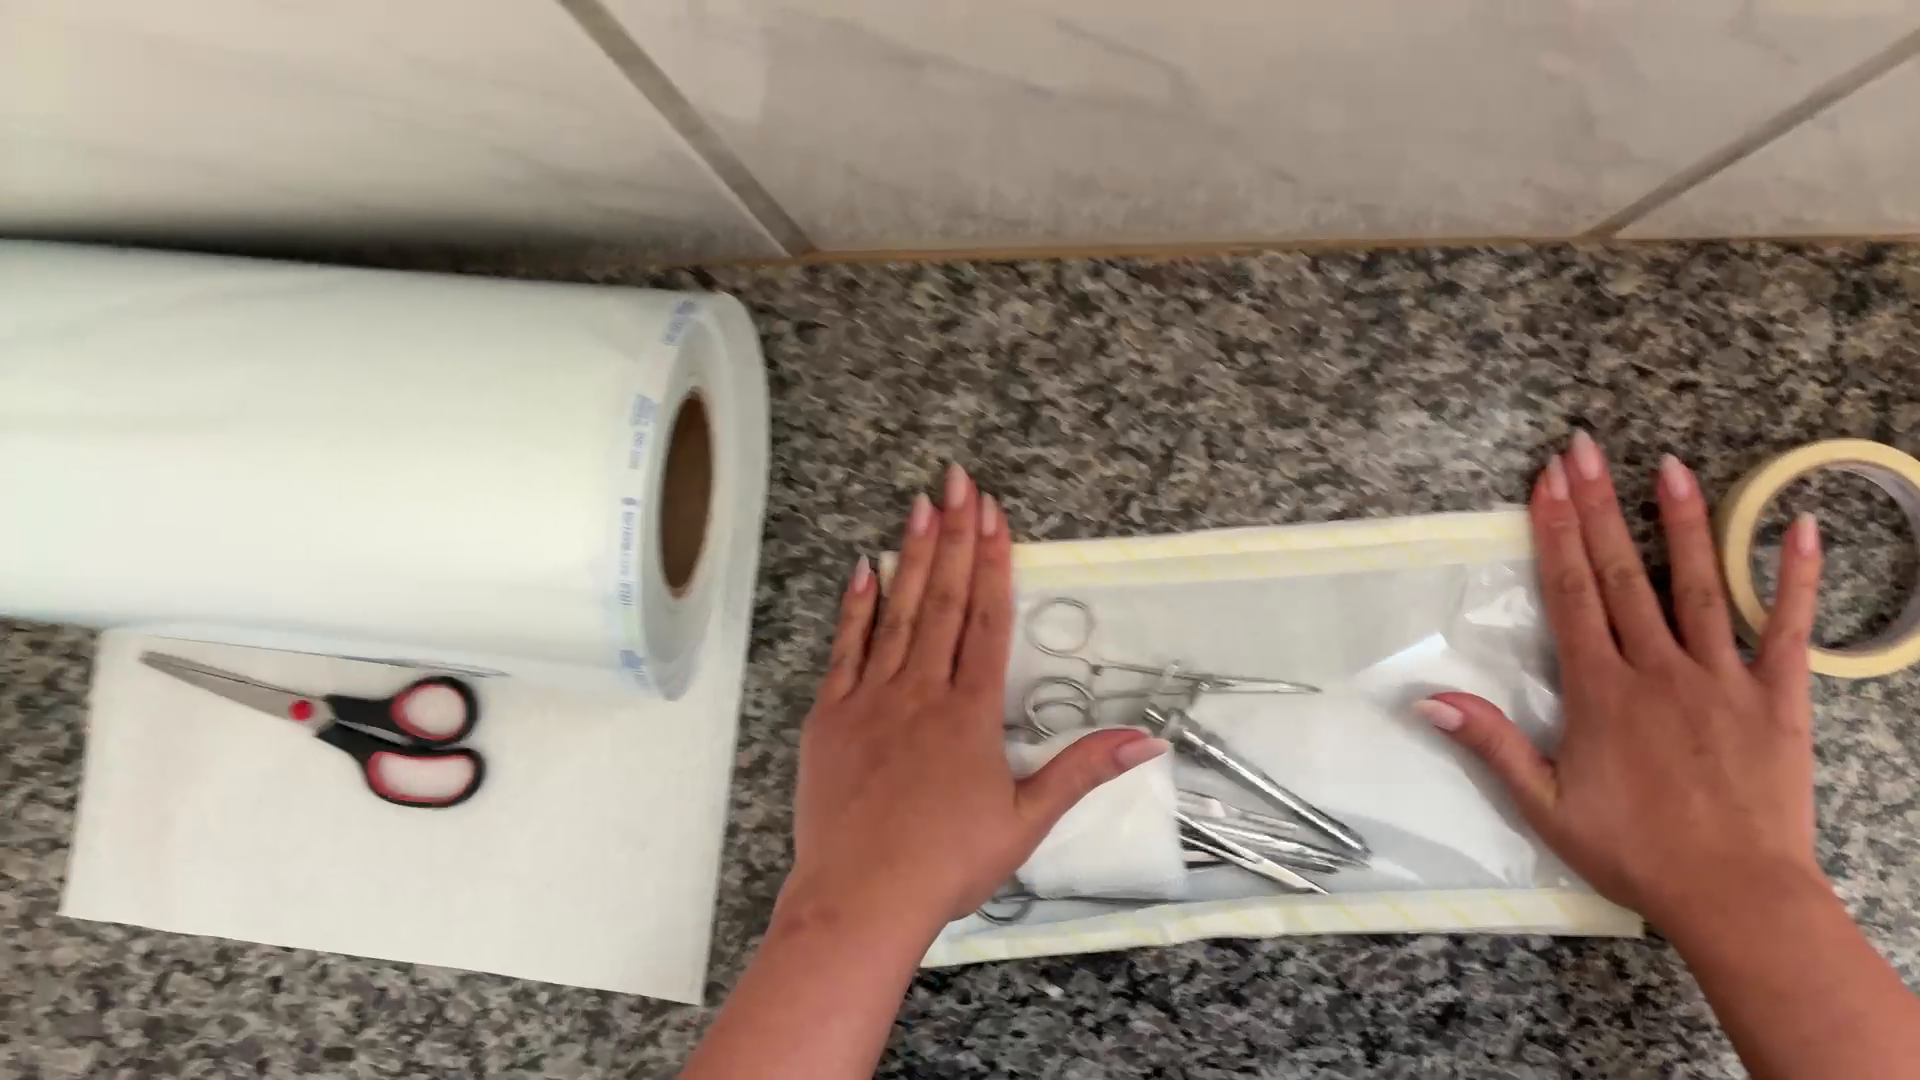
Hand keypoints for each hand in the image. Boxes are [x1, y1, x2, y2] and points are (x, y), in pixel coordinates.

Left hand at [782, 465, 1166, 930]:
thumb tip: (1145, 740)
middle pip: (945, 600)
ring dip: (913, 555)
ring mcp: (872, 698)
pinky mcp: (832, 715)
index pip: (988, 620)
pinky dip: (857, 606)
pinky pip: (847, 648)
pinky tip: (865, 567)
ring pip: (898, 612)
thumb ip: (1082, 770)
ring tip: (920, 504)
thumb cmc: (946, 864)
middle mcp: (922, 691)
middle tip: (958, 481)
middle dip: (955, 537)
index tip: (994, 514)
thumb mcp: (1027, 820)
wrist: (860, 899)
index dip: (994, 562)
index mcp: (971, 712)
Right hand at [1419, 431, 1827, 931]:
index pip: (1572, 594)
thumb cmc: (1630, 847)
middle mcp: (1658, 670)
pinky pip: (1789, 631)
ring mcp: (1723, 679)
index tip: (1547, 483)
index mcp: (1600, 690)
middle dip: (1598, 508)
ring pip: (1697, 588)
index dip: (1557, 533)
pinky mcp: (1778, 699)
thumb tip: (1426, 697)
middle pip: (1622, 574)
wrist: (1739, 897)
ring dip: (1682, 523)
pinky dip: (1794, 579)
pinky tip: (1800, 530)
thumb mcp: (1542, 802)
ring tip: (1669, 467)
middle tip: (1585, 451)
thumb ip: (1488, 743)